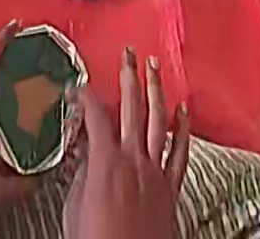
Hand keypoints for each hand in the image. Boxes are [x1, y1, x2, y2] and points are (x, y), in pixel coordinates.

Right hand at [64, 49, 191, 238]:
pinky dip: (182, 127)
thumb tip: (84, 149)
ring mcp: (155, 171)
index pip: (95, 115)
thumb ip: (82, 171)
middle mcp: (133, 158)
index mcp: (106, 161)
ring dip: (155, 89)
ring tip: (154, 66)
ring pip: (157, 120)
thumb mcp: (75, 207)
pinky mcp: (170, 188)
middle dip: (128, 75)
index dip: (85, 95)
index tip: (78, 85)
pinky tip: (184, 108)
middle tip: (128, 51)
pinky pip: (179, 152)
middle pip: (131, 106)